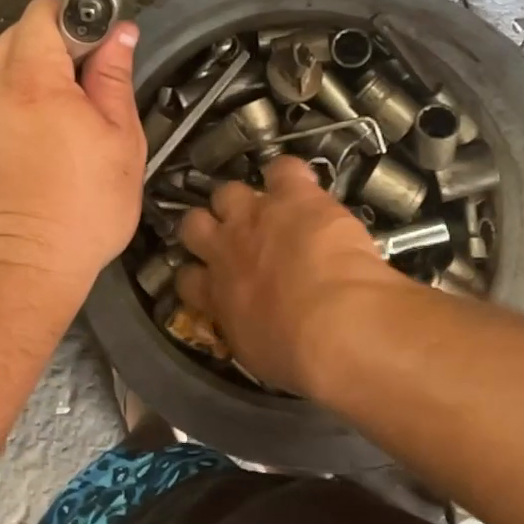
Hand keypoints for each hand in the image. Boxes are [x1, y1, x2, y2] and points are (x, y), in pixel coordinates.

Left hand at [0, 0, 145, 291]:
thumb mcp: (121, 141)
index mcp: (33, 81)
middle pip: (17, 36)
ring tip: (65, 118)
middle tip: (89, 84)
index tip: (100, 45)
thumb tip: (120, 33)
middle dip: (54, 45)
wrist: (24, 270)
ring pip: (0, 69)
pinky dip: (13, 105)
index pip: (43, 13)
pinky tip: (39, 143)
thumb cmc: (85, 209)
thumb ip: (115, 78)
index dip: (76, 18)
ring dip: (33, 75)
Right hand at [176, 156, 408, 393]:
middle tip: (232, 234)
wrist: (336, 324)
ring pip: (229, 191)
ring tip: (265, 208)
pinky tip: (301, 184)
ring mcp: (256, 216)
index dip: (198, 273)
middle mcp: (226, 249)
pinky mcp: (293, 195)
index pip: (187, 277)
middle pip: (194, 223)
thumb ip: (245, 330)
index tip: (211, 277)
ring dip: (244, 199)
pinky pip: (282, 168)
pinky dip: (289, 175)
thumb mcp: (258, 355)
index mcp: (216, 295)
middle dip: (209, 226)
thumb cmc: (300, 353)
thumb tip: (250, 326)